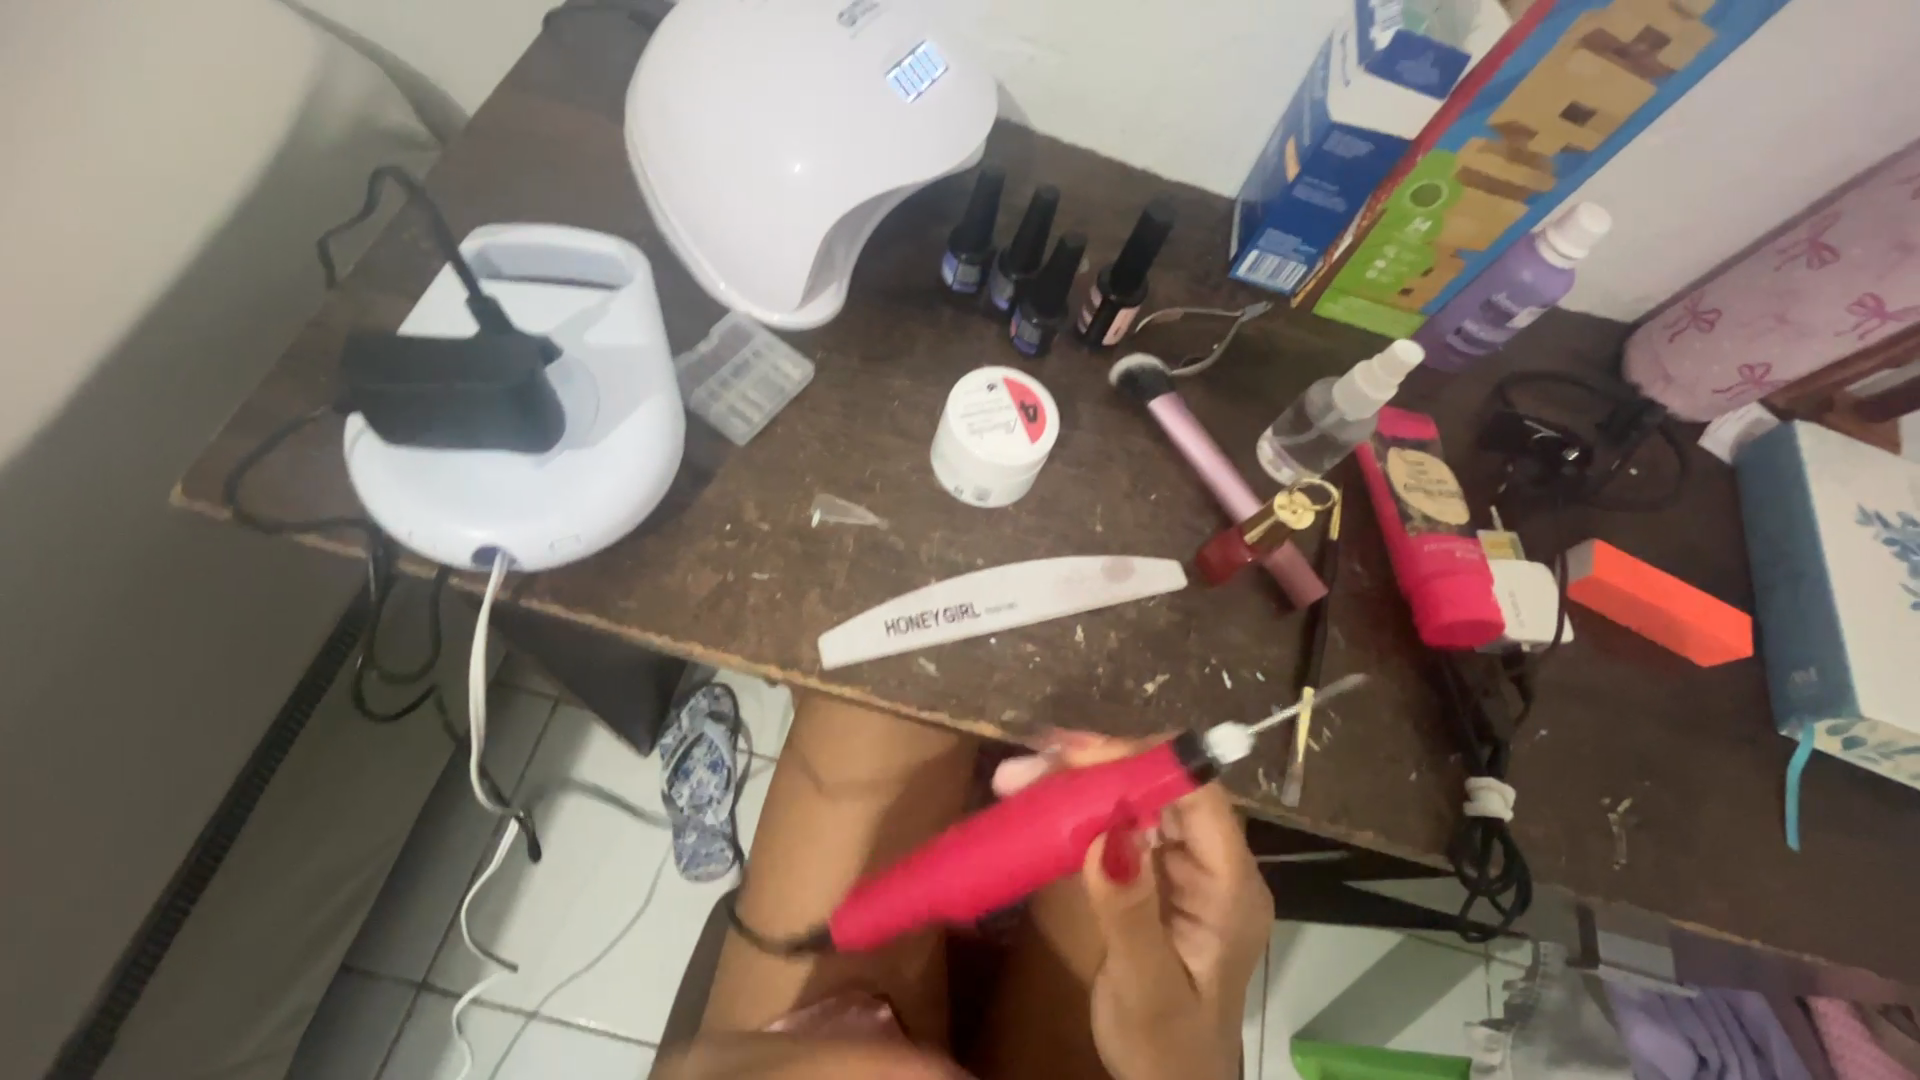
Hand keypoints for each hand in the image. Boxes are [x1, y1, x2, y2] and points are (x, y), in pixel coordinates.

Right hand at [993, 733, 1273, 1079]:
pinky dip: (1082, 806)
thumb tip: (1105, 835)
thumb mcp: (1146, 991)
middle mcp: (1214, 864)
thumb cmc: (1166, 1052)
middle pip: (1165, 786)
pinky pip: (1122, 822)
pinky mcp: (1157, 873)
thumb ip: (1130, 914)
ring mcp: (1185, 867)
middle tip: (1031, 764)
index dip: (1142, 763)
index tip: (1074, 755)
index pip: (1198, 797)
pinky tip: (1044, 799)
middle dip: (1099, 765)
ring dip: (1083, 780)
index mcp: (1230, 887)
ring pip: (1139, 796)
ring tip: (1024, 774)